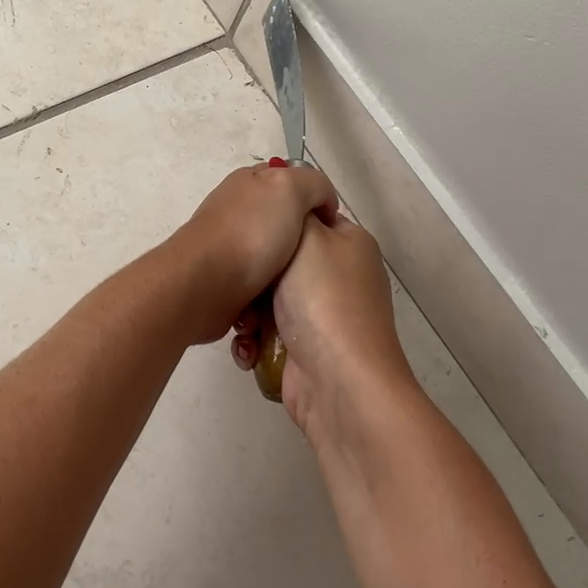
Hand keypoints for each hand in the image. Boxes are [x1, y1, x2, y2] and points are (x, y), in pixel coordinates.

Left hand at [168, 163, 338, 343]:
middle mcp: (237, 210)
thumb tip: (321, 204)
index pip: (291, 180)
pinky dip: (268, 298)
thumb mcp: (290, 189)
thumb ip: (313, 184)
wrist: (203, 284)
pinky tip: (277, 306)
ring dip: (286, 275)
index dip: (315, 198)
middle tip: (319, 260)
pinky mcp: (225, 280)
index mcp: (249, 182)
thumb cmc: (251, 233)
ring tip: (301, 287)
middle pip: (284, 224)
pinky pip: (258, 288)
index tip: (329, 225)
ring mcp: (229, 247)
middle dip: (303, 243)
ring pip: (274, 260)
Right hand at [230, 214, 410, 433]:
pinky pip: (270, 333)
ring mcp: (324, 316)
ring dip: (249, 314)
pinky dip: (256, 341)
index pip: (307, 218)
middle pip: (281, 261)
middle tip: (237, 284)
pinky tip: (249, 350)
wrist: (338, 381)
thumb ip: (295, 211)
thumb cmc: (322, 298)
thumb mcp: (307, 236)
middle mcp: (340, 277)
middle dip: (253, 277)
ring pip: (269, 299)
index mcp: (350, 244)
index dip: (275, 221)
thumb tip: (293, 206)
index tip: (244, 231)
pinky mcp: (306, 350)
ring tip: (243, 326)